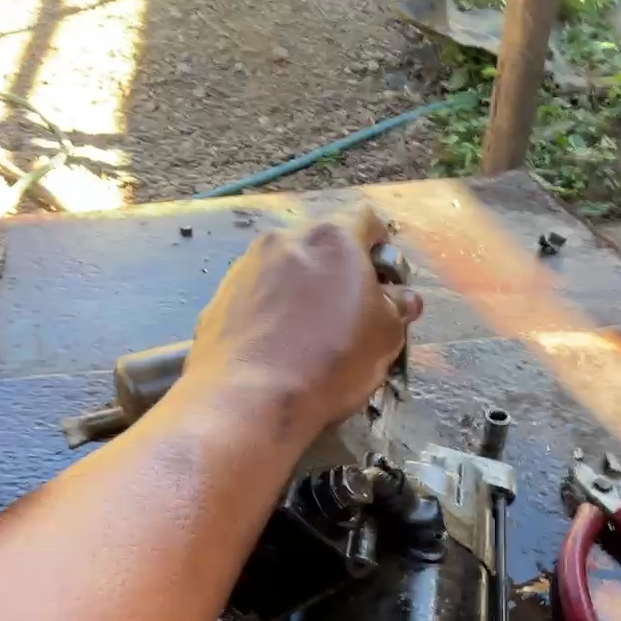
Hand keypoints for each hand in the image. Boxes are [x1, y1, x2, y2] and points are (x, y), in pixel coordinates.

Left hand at [181, 205, 421, 438]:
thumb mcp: (385, 339)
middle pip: (321, 245)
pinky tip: (274, 350)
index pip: (366, 220)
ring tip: (306, 338)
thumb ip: (398, 310)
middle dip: (337, 273)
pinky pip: (255, 299)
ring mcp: (245, 267)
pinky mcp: (218, 299)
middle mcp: (284, 239)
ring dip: (300, 293)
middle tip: (347, 316)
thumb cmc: (329, 363)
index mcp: (333, 238)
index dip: (380, 249)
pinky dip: (268, 315)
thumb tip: (402, 298)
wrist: (249, 400)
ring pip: (285, 270)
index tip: (383, 283)